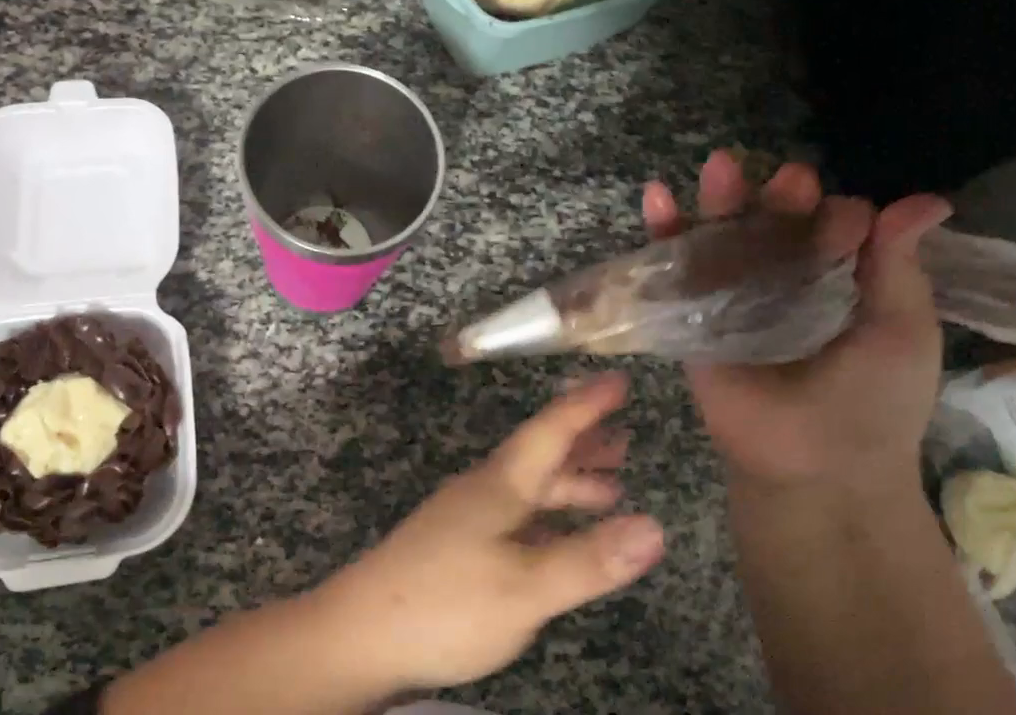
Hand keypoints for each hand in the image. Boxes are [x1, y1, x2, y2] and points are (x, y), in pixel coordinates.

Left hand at [315, 374, 665, 691]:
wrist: (357, 636)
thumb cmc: (444, 604)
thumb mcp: (525, 587)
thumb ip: (588, 559)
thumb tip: (658, 526)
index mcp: (501, 485)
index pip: (551, 431)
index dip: (586, 405)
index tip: (619, 379)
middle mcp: (483, 492)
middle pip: (540, 457)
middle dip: (584, 447)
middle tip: (626, 442)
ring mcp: (465, 520)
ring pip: (528, 488)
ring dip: (568, 484)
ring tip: (609, 490)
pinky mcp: (456, 549)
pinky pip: (515, 517)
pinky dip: (548, 517)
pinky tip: (558, 538)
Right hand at [643, 151, 951, 491]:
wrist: (818, 465)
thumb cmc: (875, 400)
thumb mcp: (903, 327)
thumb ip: (899, 263)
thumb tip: (926, 200)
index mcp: (834, 280)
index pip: (828, 225)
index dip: (834, 214)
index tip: (849, 223)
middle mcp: (780, 280)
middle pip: (770, 221)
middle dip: (778, 195)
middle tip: (790, 181)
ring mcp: (730, 296)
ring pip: (720, 234)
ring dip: (717, 197)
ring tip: (721, 165)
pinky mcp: (690, 315)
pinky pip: (673, 269)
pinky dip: (662, 230)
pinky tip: (657, 195)